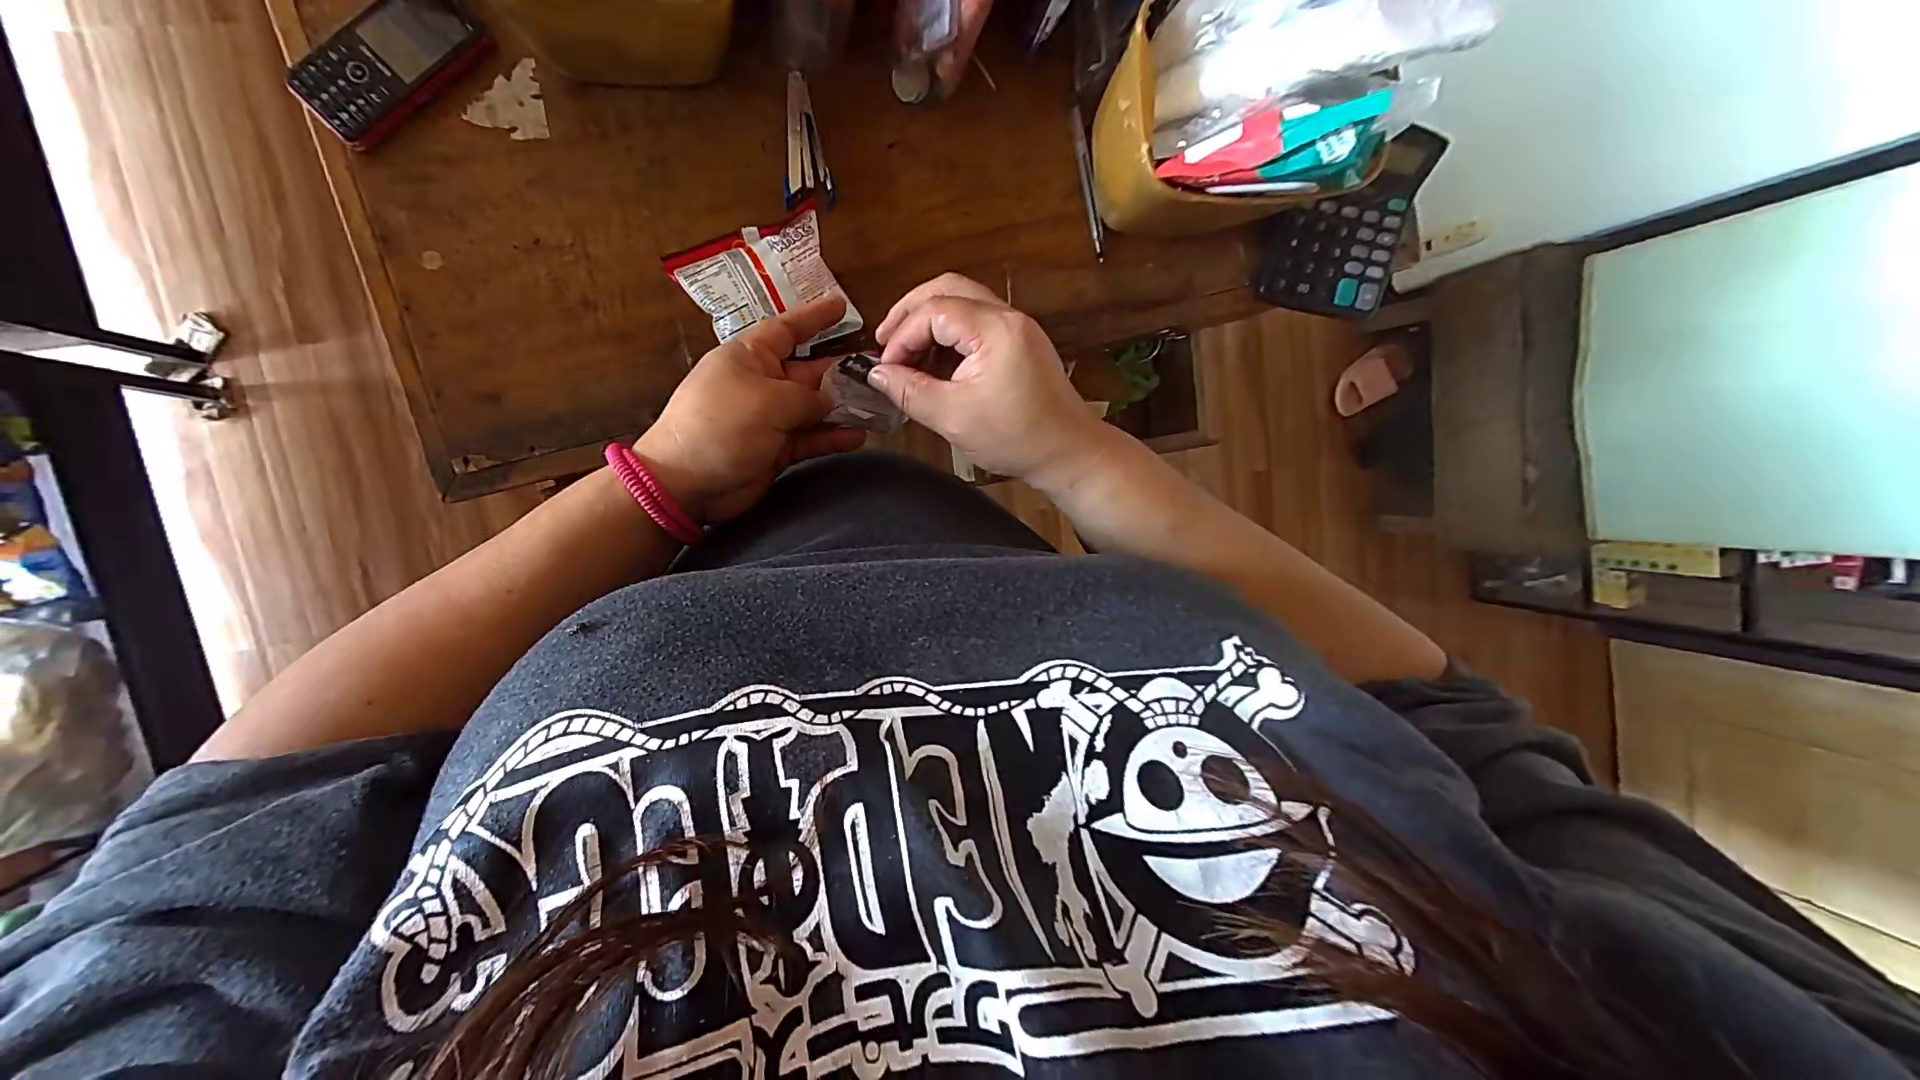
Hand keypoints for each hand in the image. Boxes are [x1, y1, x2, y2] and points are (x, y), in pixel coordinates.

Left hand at [635, 297, 866, 523]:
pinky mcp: (776, 449)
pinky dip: (832, 437)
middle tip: (877, 371)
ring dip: (844, 408)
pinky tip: (858, 436)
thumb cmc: (721, 426)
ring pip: (815, 408)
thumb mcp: (769, 400)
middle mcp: (762, 382)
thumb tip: (832, 402)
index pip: (788, 329)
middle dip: (842, 371)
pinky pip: (811, 437)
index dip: (815, 318)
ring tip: (878, 407)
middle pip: (810, 371)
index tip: (842, 307)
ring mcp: (769, 418)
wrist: (687, 483)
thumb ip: (809, 398)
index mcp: (750, 356)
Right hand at [869, 274, 1110, 482]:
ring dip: (929, 321)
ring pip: (961, 301)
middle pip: (947, 289)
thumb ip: (910, 392)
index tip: (886, 366)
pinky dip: (949, 334)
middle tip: (886, 342)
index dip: (902, 335)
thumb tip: (878, 374)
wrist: (1068, 453)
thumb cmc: (1020, 438)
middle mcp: (1008, 318)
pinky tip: (934, 363)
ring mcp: (1016, 328)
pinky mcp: (1019, 343)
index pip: (933, 311)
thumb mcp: (954, 418)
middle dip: (910, 313)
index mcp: (996, 330)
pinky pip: (976, 322)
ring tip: (906, 354)